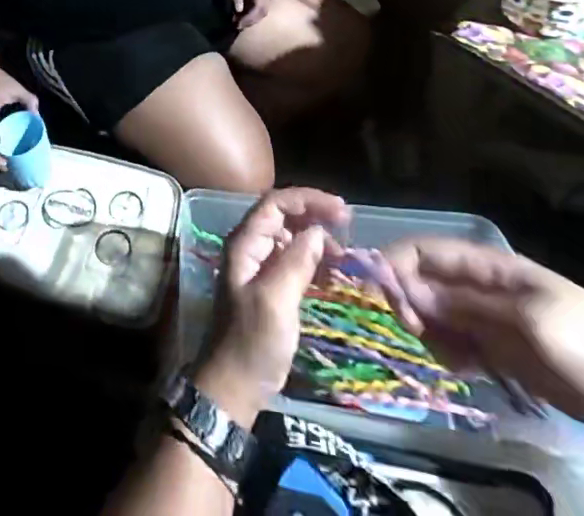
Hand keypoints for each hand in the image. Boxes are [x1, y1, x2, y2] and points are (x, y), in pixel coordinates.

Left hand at [197, 189, 350, 423]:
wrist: (234, 383)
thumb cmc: (253, 341)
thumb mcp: (276, 300)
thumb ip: (295, 261)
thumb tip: (317, 232)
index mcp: (244, 244)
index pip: (274, 204)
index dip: (308, 200)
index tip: (343, 210)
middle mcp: (249, 248)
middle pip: (282, 216)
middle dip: (315, 216)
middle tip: (349, 227)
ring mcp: (258, 267)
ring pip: (290, 238)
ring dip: (316, 239)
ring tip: (344, 255)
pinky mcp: (270, 286)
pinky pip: (293, 261)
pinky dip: (313, 260)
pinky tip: (333, 272)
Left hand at [226, 0, 272, 29]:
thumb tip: (239, 10)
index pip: (258, 9)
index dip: (249, 19)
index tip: (238, 25)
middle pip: (263, 10)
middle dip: (251, 20)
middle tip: (238, 26)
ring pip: (264, 7)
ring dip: (253, 16)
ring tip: (239, 21)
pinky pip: (262, 2)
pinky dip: (254, 9)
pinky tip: (243, 11)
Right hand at [377, 237, 583, 444]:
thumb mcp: (529, 323)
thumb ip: (465, 304)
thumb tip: (405, 286)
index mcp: (489, 266)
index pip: (421, 251)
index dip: (394, 269)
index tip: (390, 306)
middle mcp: (481, 287)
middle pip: (420, 282)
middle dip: (409, 306)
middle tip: (421, 337)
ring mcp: (489, 318)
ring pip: (431, 314)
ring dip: (429, 334)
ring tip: (456, 360)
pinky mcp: (498, 349)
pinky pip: (453, 342)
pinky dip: (448, 354)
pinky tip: (468, 370)